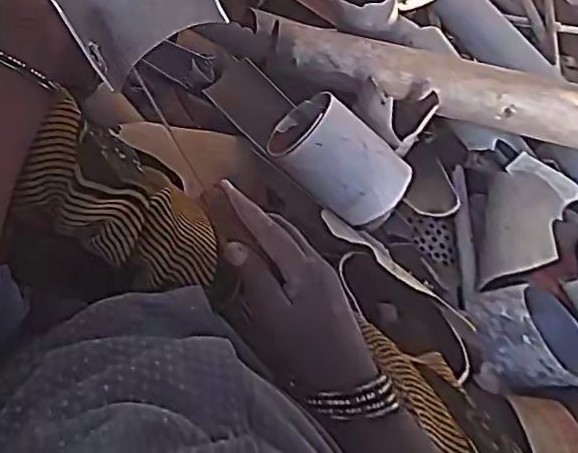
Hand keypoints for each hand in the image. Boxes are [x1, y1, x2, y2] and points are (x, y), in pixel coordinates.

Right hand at [207, 179, 377, 395]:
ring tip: (244, 219)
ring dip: (267, 225)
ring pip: (292, 237)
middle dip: (255, 211)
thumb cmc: (308, 354)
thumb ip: (254, 276)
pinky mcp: (328, 287)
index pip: (267, 227)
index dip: (243, 205)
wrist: (353, 390)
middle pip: (282, 226)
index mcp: (303, 267)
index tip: (224, 185)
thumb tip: (233, 244)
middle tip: (229, 200)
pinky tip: (268, 250)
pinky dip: (278, 241)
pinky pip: (298, 251)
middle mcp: (317, 263)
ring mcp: (326, 275)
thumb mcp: (273, 316)